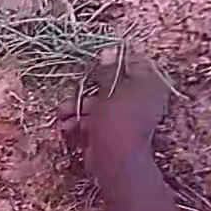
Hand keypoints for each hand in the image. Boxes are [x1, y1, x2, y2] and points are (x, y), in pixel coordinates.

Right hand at [61, 46, 173, 176]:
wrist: (115, 160)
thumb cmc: (117, 120)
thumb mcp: (110, 91)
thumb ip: (108, 71)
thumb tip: (109, 49)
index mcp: (148, 85)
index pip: (131, 64)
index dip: (111, 62)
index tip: (93, 63)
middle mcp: (140, 99)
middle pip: (110, 87)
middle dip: (86, 92)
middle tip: (70, 94)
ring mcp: (126, 118)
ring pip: (99, 106)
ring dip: (78, 110)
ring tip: (62, 116)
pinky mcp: (113, 133)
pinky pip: (96, 122)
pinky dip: (82, 124)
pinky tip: (68, 127)